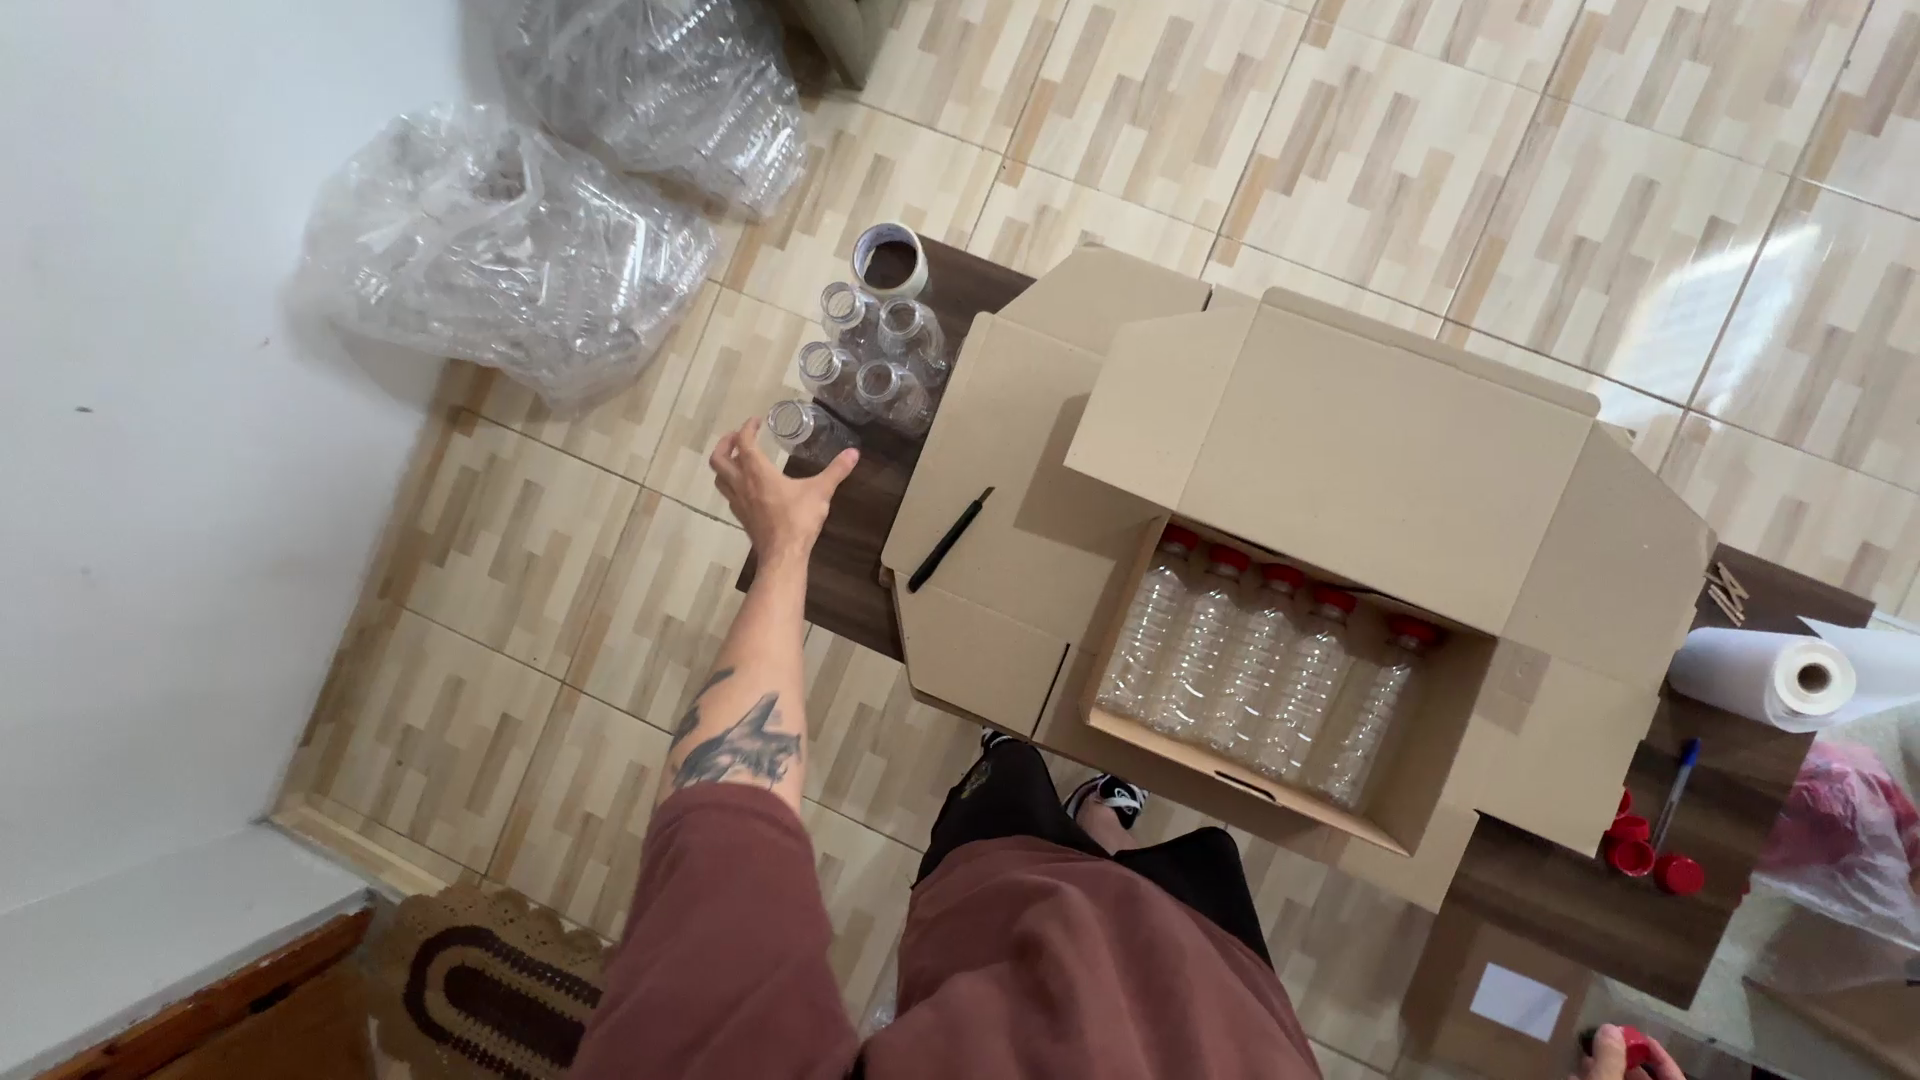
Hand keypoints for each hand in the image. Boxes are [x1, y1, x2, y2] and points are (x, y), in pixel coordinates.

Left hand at [709, 416, 857, 565]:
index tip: (756, 421)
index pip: (744, 442)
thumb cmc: (798, 519)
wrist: (783, 554)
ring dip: (724, 464)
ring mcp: (738, 501)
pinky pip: (728, 494)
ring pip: (719, 477)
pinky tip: (745, 486)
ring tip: (737, 459)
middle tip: (737, 437)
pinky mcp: (741, 516)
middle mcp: (741, 483)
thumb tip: (854, 453)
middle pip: (719, 458)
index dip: (747, 428)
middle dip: (725, 444)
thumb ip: (836, 471)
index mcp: (757, 471)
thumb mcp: (821, 492)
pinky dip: (731, 483)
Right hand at [1572, 1025, 1682, 1079]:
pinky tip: (1577, 1074)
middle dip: (1625, 1060)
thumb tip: (1611, 1028)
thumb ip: (1610, 1056)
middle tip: (1605, 1041)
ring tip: (1586, 1055)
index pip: (1675, 1077)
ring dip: (1607, 1069)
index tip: (1641, 1036)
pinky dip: (1599, 1079)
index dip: (1660, 1055)